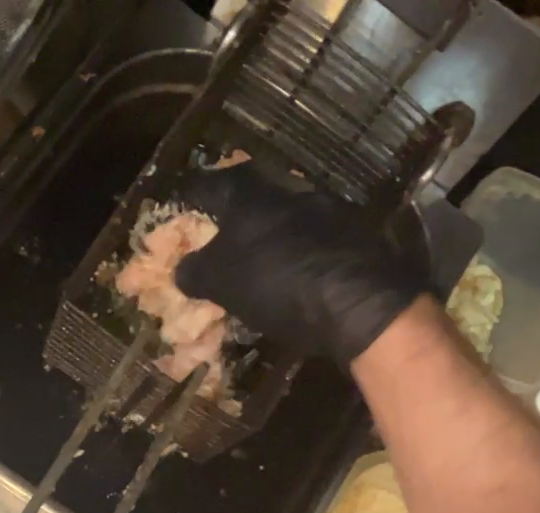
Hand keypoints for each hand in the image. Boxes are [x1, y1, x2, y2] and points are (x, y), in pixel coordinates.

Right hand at [174, 167, 430, 368]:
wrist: (358, 301)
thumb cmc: (275, 283)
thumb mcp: (220, 283)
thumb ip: (195, 273)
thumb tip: (181, 269)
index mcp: (249, 194)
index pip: (210, 183)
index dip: (192, 195)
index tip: (182, 205)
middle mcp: (288, 190)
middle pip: (252, 197)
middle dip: (235, 217)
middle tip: (220, 238)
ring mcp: (326, 209)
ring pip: (286, 217)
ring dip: (271, 235)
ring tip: (258, 260)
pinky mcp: (354, 235)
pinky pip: (314, 240)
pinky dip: (300, 253)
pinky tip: (296, 275)